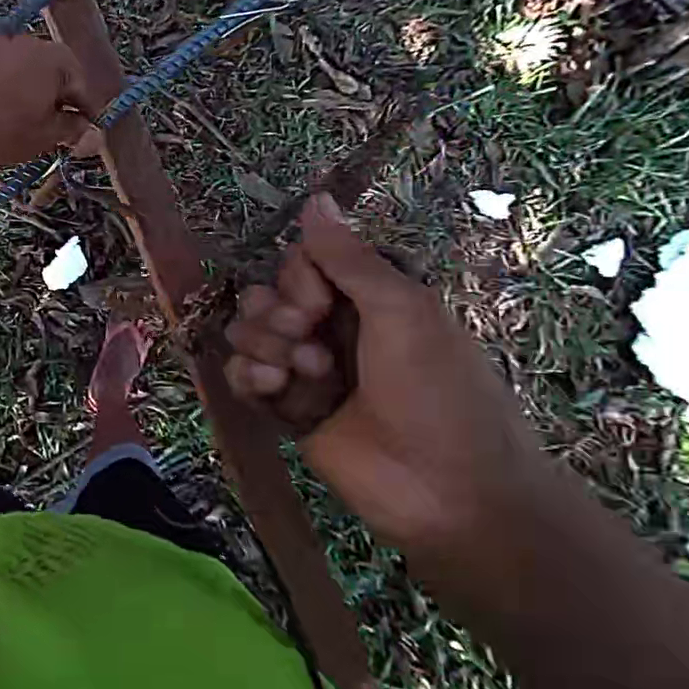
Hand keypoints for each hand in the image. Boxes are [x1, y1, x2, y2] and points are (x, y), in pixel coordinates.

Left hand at [0, 34, 95, 172]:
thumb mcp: (45, 136)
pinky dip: (2, 86)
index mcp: (56, 58)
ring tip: (22, 122)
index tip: (84, 133)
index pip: (82, 88)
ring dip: (28, 91)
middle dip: (56, 99)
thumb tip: (89, 131)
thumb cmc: (2, 130)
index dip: (86, 113)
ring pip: (23, 69)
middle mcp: (29, 41)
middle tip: (54, 130)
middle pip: (53, 73)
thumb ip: (72, 129)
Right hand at [223, 193, 550, 551]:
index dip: (295, 281)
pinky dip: (250, 380)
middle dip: (275, 319)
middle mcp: (328, 327)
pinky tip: (275, 394)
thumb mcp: (402, 311)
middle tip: (312, 346)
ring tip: (306, 380)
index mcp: (363, 298)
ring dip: (265, 351)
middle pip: (263, 296)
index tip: (317, 307)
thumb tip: (314, 198)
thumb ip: (349, 259)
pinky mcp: (284, 408)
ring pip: (245, 334)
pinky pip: (241, 376)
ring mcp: (303, 369)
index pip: (296, 263)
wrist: (447, 491)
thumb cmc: (437, 391)